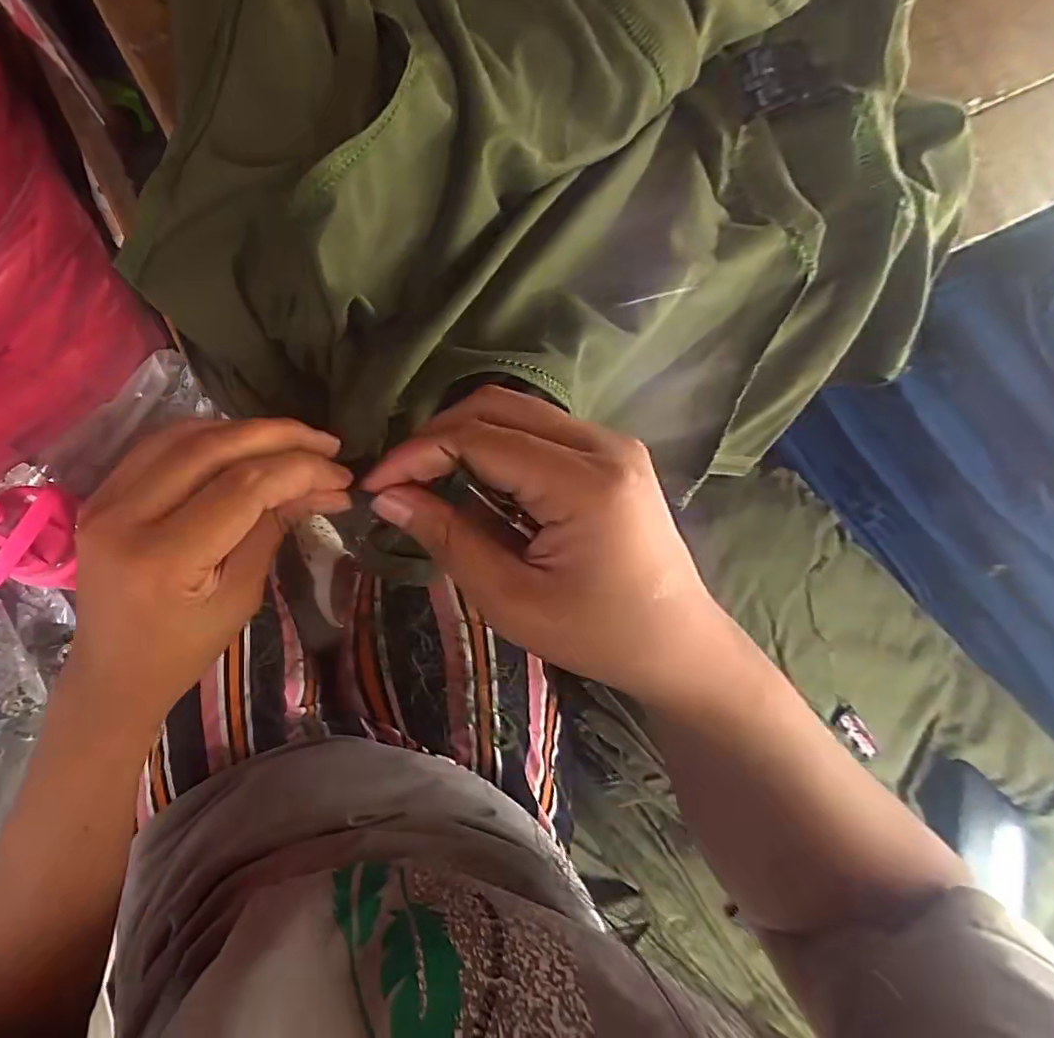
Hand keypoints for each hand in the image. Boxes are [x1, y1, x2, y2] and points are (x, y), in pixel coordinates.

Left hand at [68, 419, 351, 726]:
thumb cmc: (182, 652)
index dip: (296, 470)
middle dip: (276, 436)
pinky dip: (204, 436)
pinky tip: (238, 442)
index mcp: (162, 559)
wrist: (113, 673)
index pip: (240, 488)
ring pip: (182, 436)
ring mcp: (103, 501)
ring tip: (289, 440)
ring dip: (241, 430)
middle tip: (324, 444)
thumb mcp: (239, 598)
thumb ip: (272, 529)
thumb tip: (323, 484)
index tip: (339, 473)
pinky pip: (156, 446)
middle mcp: (124, 518)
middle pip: (210, 449)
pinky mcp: (99, 495)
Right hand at [361, 387, 736, 708]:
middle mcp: (602, 445)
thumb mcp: (509, 598)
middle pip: (494, 406)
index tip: (374, 485)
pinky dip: (488, 446)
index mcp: (584, 484)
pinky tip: (469, 482)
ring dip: (458, 438)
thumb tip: (387, 498)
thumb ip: (447, 538)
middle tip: (397, 481)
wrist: (679, 648)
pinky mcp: (606, 453)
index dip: (415, 455)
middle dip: (432, 437)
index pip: (478, 439)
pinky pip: (532, 429)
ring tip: (424, 481)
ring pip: (511, 411)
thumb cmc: (596, 634)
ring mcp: (609, 443)